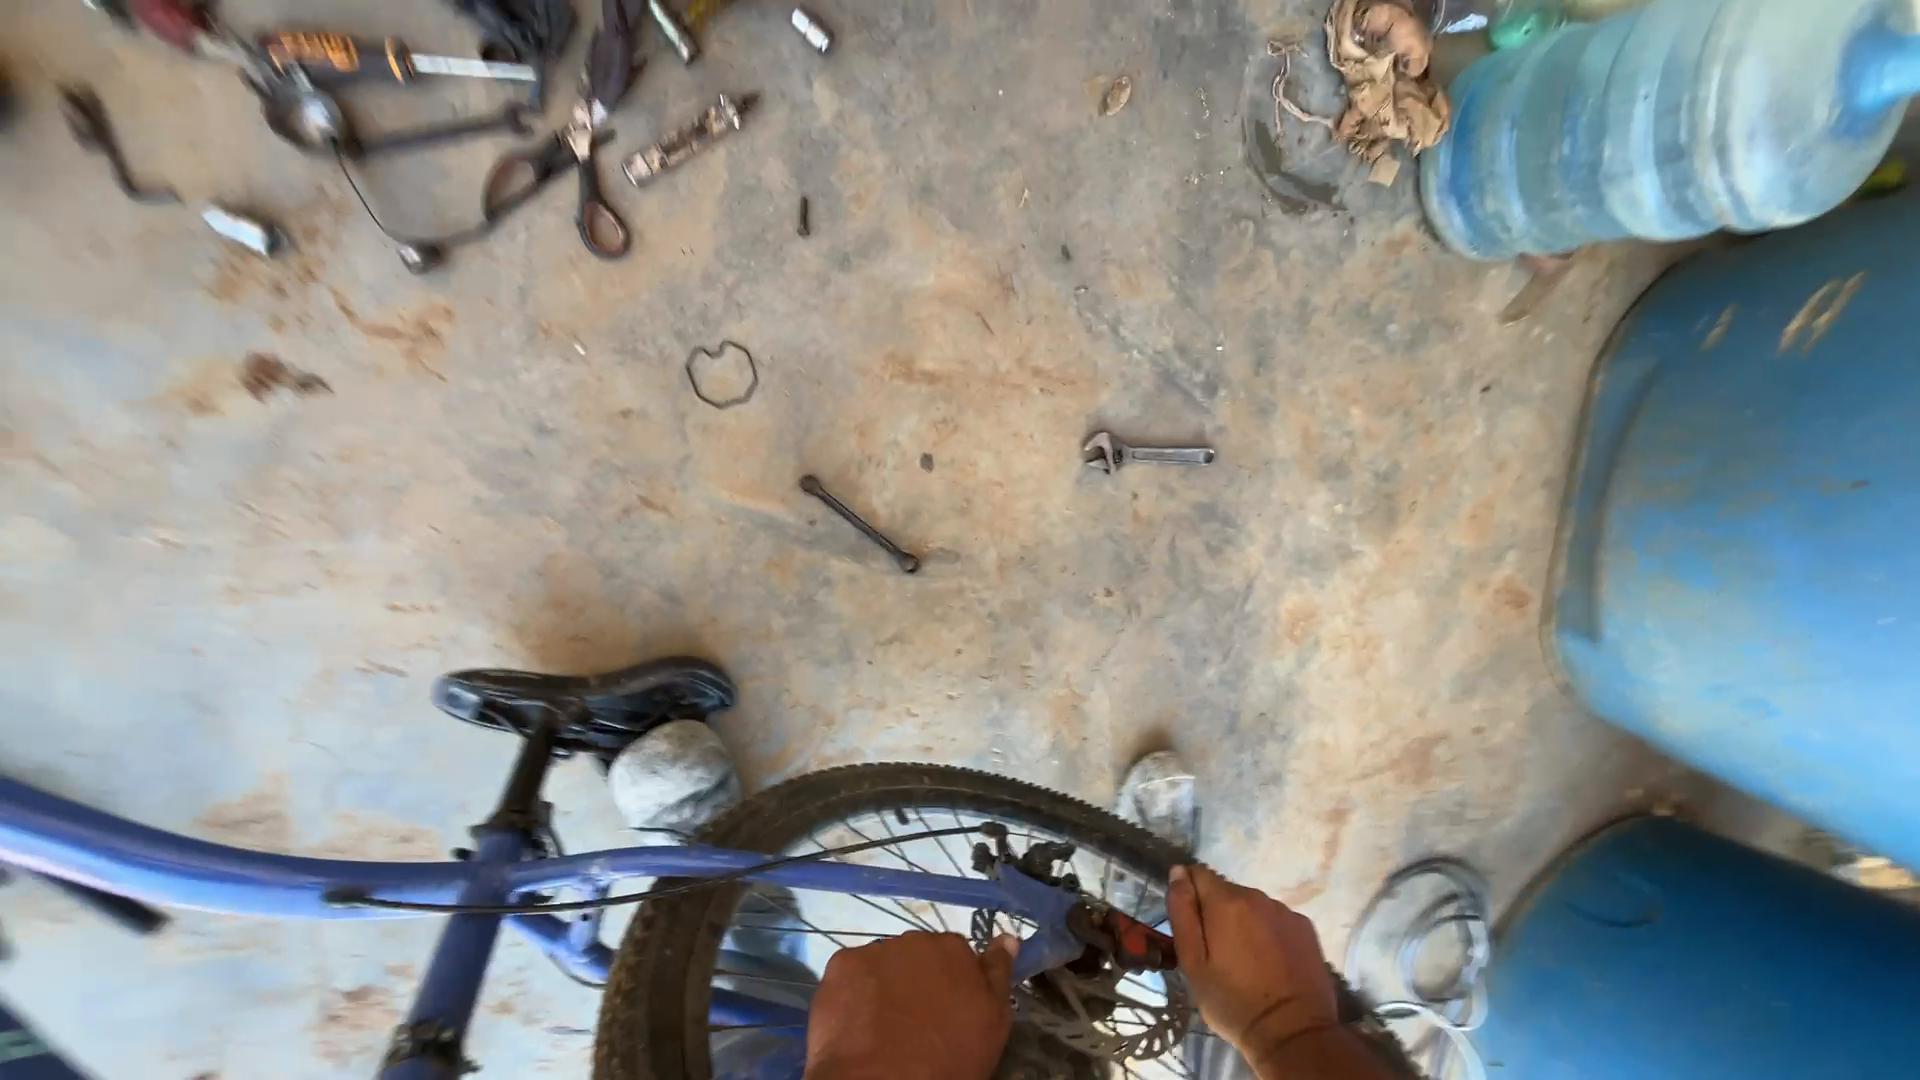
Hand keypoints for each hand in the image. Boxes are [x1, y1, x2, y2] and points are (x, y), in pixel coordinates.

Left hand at [804, 931, 1016, 1079]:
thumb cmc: (947, 1062)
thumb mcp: (991, 1025)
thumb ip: (998, 975)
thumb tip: (1007, 937)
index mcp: (955, 950)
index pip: (955, 956)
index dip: (950, 985)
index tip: (946, 1012)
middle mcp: (916, 940)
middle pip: (918, 957)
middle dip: (917, 981)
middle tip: (915, 1024)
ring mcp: (876, 950)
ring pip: (884, 964)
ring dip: (885, 986)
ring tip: (883, 1028)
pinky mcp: (842, 965)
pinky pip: (851, 973)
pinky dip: (853, 993)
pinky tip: (857, 1024)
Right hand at [1167, 864, 1339, 1064]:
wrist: (1294, 1036)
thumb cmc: (1234, 1002)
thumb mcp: (1192, 962)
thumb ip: (1182, 912)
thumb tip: (1178, 873)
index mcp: (1225, 901)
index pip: (1197, 872)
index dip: (1189, 892)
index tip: (1192, 922)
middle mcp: (1256, 896)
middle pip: (1225, 890)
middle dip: (1217, 911)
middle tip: (1217, 951)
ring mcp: (1284, 911)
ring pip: (1252, 905)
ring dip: (1244, 921)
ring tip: (1246, 959)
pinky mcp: (1305, 928)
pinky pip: (1276, 919)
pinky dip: (1269, 932)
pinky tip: (1271, 961)